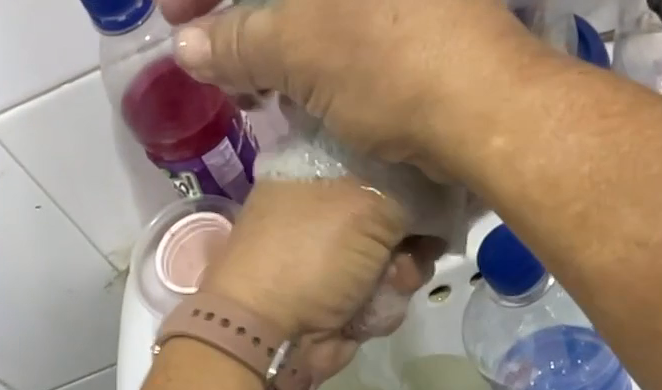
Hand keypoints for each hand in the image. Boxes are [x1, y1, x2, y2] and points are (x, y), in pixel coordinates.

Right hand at [161, 0, 545, 173]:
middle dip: (240, 16)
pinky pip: (347, 24)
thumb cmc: (386, 66)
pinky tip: (301, 86)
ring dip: (275, 38)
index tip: (176, 20)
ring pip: (315, 9)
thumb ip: (240, 43)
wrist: (485, 107)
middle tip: (218, 62)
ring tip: (256, 87)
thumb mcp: (300, 52)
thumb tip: (189, 49)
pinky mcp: (417, 17)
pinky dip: (315, 50)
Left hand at [204, 178, 443, 385]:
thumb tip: (449, 196)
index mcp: (321, 164)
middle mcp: (330, 204)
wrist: (273, 336)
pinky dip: (385, 304)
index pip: (387, 153)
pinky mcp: (347, 296)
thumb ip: (417, 191)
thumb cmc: (311, 254)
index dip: (421, 173)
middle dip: (416, 234)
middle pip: (403, 207)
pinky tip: (370, 310)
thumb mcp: (368, 203)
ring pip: (404, 254)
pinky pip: (389, 292)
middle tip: (416, 245)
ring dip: (404, 274)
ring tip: (388, 283)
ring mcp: (338, 254)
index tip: (446, 189)